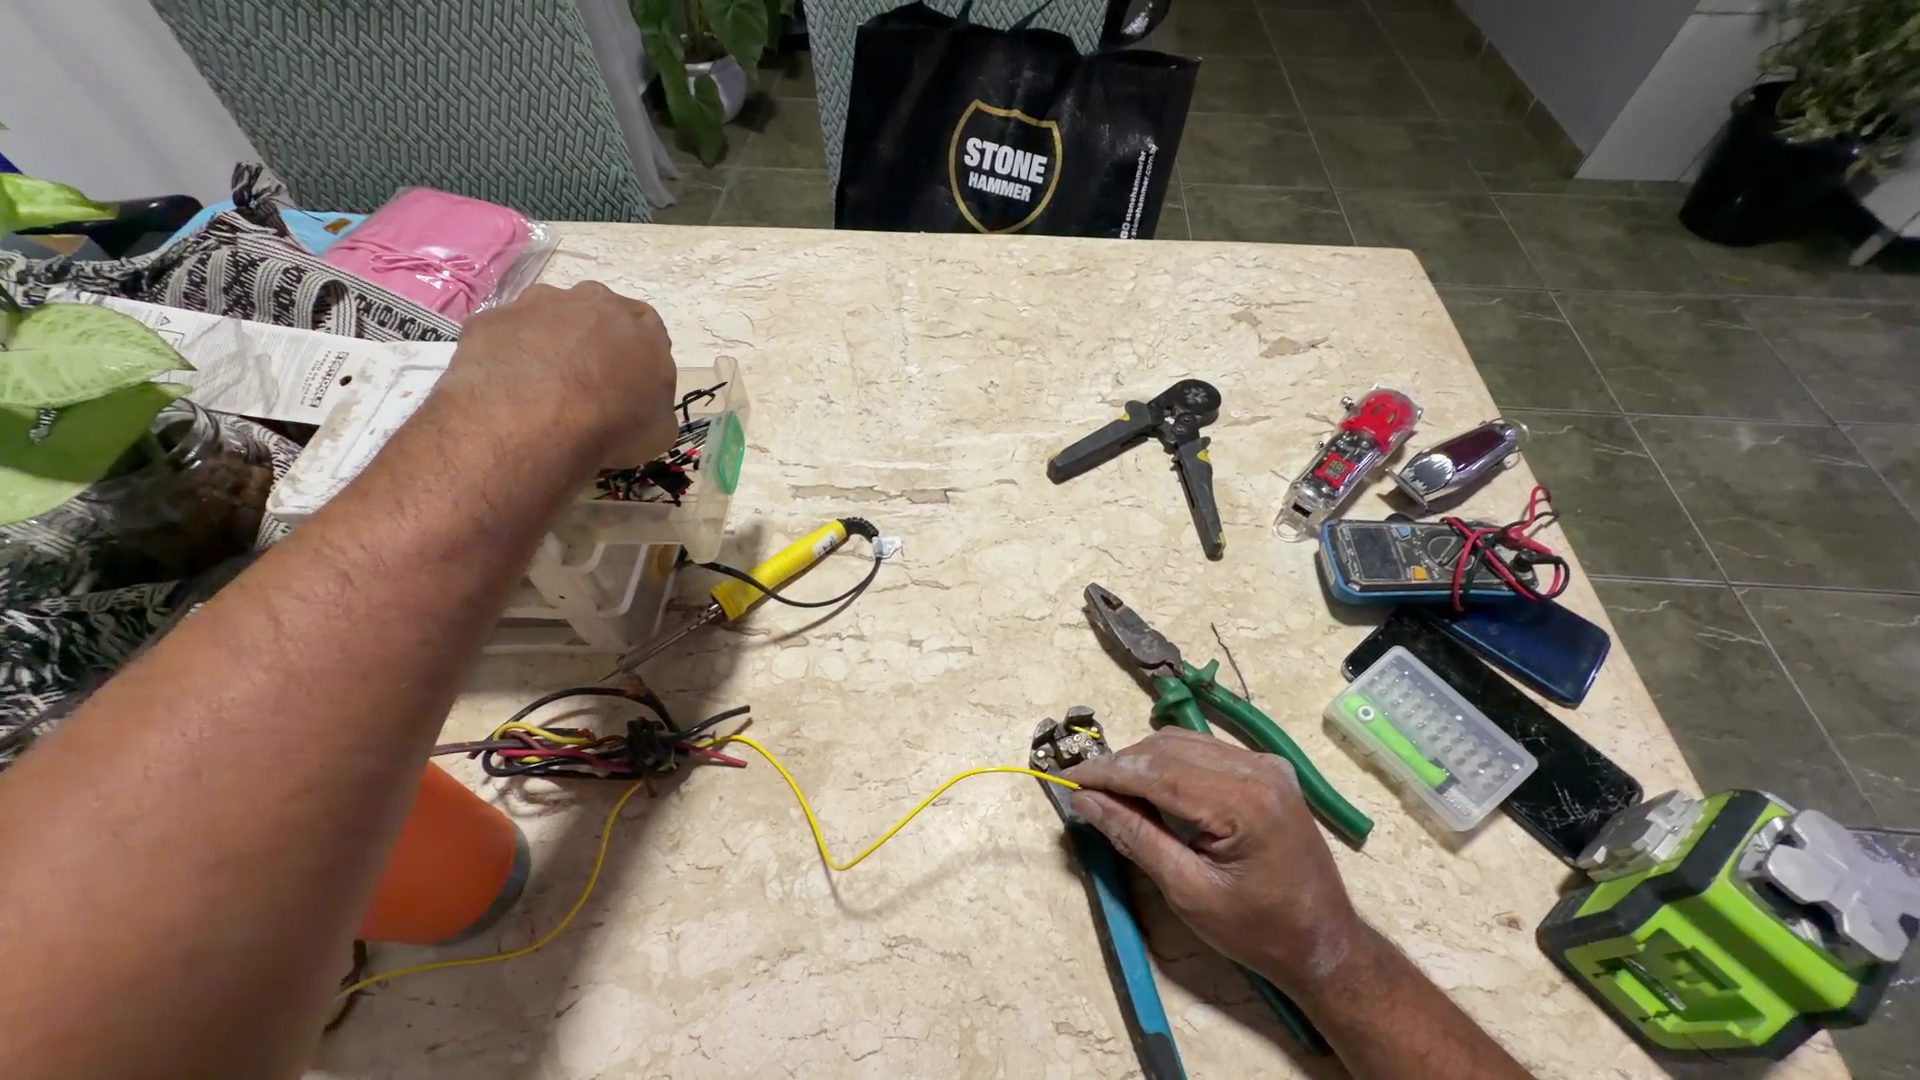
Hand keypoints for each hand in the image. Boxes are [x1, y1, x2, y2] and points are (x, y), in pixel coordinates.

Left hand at [431, 282, 679, 467]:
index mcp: (640, 325)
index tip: (630, 384)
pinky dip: (508, 356)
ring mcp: (535, 305)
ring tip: (543, 386)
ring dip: (549, 341)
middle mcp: (590, 302)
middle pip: (597, 312)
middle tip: (587, 381)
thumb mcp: (661, 428)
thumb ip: (654, 402)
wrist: (536, 423)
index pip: (648, 329)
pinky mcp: (490, 319)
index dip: (638, 357)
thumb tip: (640, 403)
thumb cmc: (615, 425)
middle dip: (593, 339)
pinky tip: (508, 389)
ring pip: (547, 316)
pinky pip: (505, 336)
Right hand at [1063, 728, 1371, 997]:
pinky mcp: (1267, 768)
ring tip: (1112, 792)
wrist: (1324, 943)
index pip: (1156, 770)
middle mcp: (1256, 768)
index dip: (1105, 772)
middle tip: (1084, 792)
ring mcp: (1265, 764)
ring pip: (1183, 743)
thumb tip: (1085, 801)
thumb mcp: (1187, 891)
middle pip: (1167, 748)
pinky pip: (1204, 751)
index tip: (1065, 779)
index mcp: (1243, 801)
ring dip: (1142, 763)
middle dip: (1120, 766)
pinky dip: (1169, 764)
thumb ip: (1134, 836)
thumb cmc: (1257, 930)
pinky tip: (1151, 789)